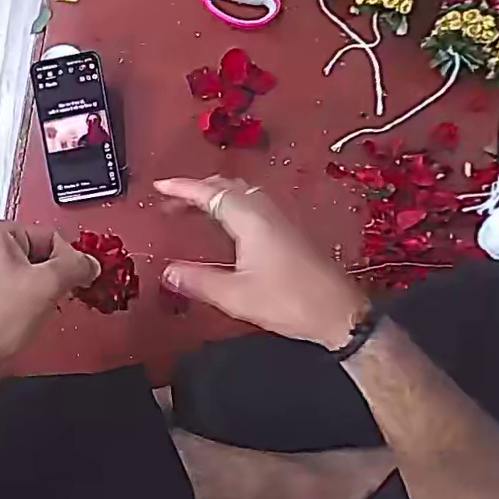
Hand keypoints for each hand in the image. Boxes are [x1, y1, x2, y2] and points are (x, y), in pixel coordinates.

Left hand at [0, 221, 99, 379]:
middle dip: (55, 278)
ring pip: (31, 276)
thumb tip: (91, 263)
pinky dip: (29, 305)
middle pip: (41, 255)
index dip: (68, 260)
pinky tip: (26, 321)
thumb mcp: (48, 284)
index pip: (50, 236)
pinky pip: (17, 292)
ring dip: (44, 293)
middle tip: (57, 297)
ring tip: (38, 312)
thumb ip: (77, 267)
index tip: (78, 280)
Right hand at [157, 177, 370, 348]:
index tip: (160, 187)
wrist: (339, 312)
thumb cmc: (289, 301)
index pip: (209, 193)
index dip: (182, 189)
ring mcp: (279, 218)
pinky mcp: (288, 229)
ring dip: (215, 195)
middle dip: (196, 189)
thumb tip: (168, 272)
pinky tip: (227, 223)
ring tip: (193, 208)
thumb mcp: (236, 295)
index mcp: (250, 219)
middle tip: (171, 201)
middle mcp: (265, 210)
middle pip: (226, 187)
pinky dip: (230, 204)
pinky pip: (252, 203)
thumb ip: (199, 281)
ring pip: (241, 193)